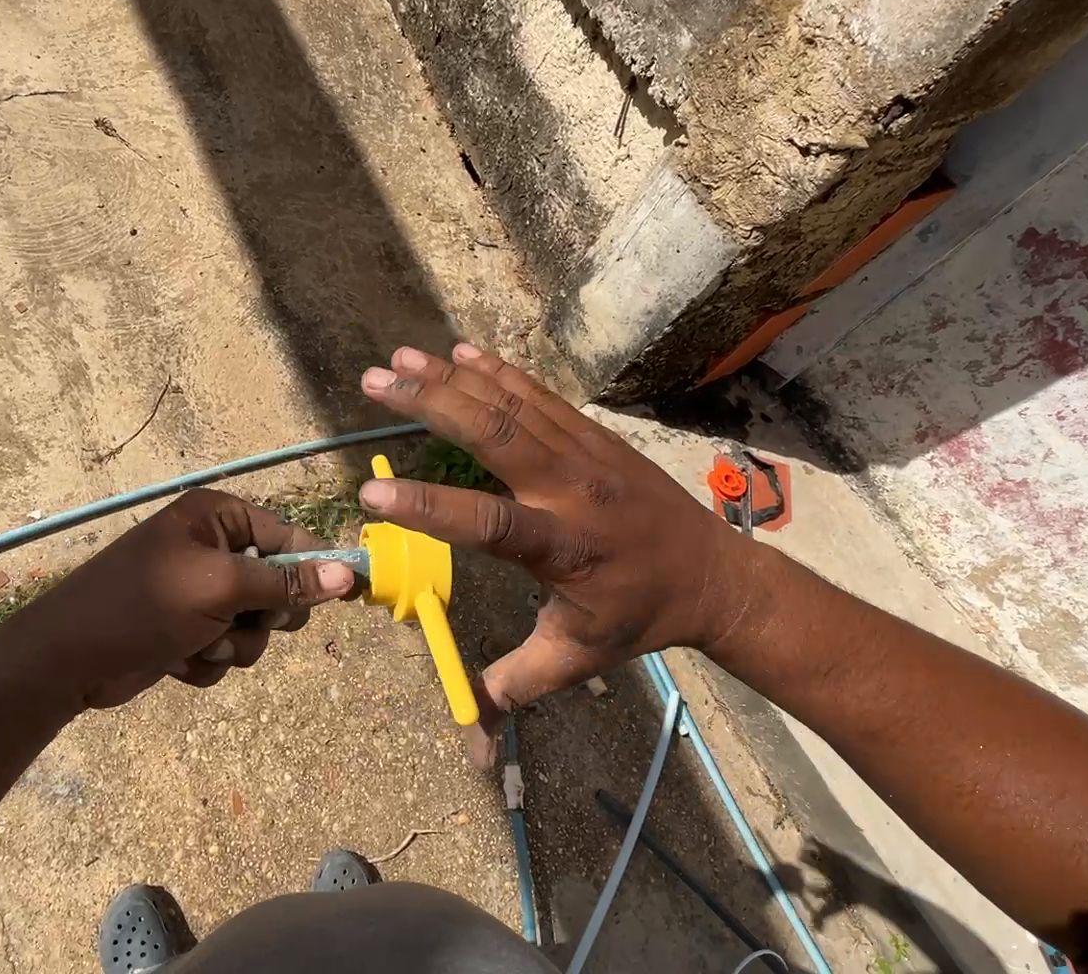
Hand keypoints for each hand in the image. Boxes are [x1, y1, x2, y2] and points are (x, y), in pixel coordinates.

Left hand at [18, 489, 353, 707]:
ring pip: (255, 627)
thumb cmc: (145, 605)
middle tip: (246, 621)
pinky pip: (227, 649)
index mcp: (217, 518)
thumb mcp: (221, 587)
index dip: (315, 567)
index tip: (343, 596)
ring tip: (200, 645)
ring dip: (233, 644)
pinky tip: (177, 660)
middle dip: (263, 615)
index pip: (288, 536)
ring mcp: (199, 593)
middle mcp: (211, 548)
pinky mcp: (188, 630)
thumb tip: (348, 575)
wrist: (67, 661)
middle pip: (278, 584)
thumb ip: (286, 581)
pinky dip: (208, 661)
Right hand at [357, 344, 760, 762]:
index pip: (490, 524)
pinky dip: (498, 372)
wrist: (714, 572)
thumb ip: (517, 684)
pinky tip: (461, 352)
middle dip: (430, 404)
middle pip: (497, 436)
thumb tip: (470, 735)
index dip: (431, 508)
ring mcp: (586, 453)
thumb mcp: (579, 656)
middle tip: (375, 381)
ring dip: (453, 378)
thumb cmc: (639, 616)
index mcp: (564, 548)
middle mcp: (572, 490)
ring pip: (514, 405)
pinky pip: (541, 396)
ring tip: (401, 356)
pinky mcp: (594, 435)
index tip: (372, 494)